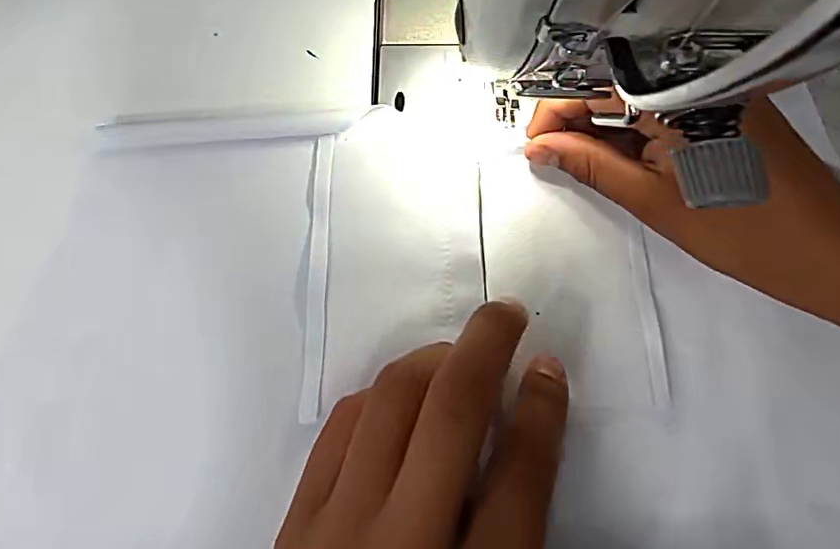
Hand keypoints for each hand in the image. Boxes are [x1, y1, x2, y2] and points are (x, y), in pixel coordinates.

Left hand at [275, 301, 569, 548]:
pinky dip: (375, 399)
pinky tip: (396, 398)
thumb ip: (513, 540)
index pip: (520, 480)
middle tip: (507, 314)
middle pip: (452, 412)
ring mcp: (336, 533)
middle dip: (487, 347)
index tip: (548, 367)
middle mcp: (402, 548)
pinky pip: (338, 430)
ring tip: (456, 352)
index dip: (541, 411)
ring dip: (431, 359)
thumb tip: (527, 451)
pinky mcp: (292, 530)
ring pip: (391, 402)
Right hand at [523, 95, 839, 325]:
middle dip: (576, 120)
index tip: (532, 146)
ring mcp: (713, 87)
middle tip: (551, 159)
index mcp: (675, 92)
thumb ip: (590, 165)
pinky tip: (623, 159)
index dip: (553, 112)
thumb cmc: (746, 233)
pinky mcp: (725, 102)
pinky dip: (638, 130)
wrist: (839, 253)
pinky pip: (665, 106)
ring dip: (606, 127)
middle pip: (614, 86)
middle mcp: (694, 75)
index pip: (593, 86)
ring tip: (584, 165)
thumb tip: (537, 148)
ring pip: (637, 97)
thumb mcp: (655, 201)